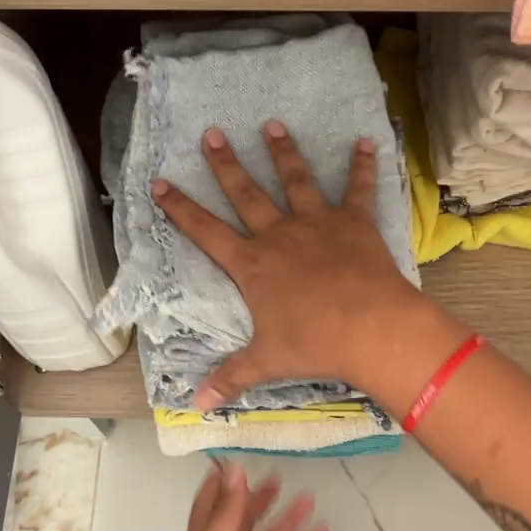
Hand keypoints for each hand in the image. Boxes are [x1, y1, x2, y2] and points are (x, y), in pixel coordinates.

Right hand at [150, 122, 460, 409]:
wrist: (370, 329)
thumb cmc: (314, 344)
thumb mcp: (266, 363)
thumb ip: (231, 378)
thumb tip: (197, 406)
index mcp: (252, 266)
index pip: (206, 232)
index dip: (180, 208)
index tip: (160, 183)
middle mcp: (279, 235)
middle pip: (246, 193)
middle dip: (226, 164)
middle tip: (212, 133)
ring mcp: (318, 223)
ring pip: (295, 179)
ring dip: (283, 151)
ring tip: (273, 124)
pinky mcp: (355, 222)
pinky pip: (358, 187)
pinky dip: (362, 164)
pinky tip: (365, 140)